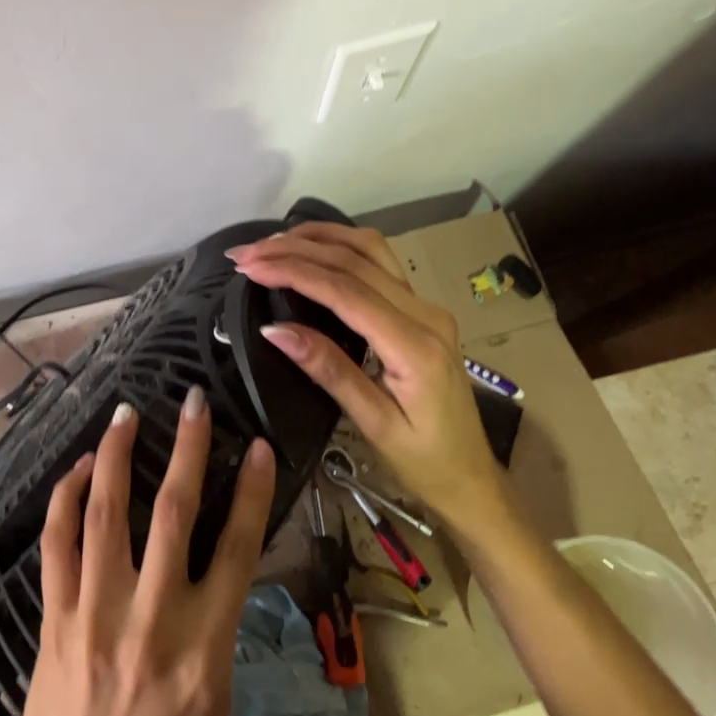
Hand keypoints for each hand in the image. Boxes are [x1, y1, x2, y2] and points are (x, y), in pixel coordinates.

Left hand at [22, 392, 276, 715]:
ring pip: (107, 513)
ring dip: (115, 456)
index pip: (240, 549)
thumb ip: (211, 632)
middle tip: (192, 402)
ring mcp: (97, 613)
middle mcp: (153, 617)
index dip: (252, 492)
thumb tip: (211, 575)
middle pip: (175, 512)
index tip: (260, 448)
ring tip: (125, 415)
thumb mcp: (211, 700)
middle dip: (187, 449)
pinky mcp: (54, 620)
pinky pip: (57, 544)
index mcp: (206, 645)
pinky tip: (75, 471)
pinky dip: (65, 499)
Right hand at [226, 223, 504, 526]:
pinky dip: (339, 247)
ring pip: (369, 251)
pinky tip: (310, 248)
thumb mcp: (373, 424)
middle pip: (354, 262)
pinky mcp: (420, 309)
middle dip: (295, 251)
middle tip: (244, 255)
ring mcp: (426, 307)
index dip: (294, 273)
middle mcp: (426, 313)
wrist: (471, 476)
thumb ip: (329, 370)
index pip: (346, 292)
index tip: (250, 268)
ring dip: (318, 239)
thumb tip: (275, 330)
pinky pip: (378, 262)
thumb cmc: (424, 461)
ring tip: (269, 244)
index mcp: (415, 345)